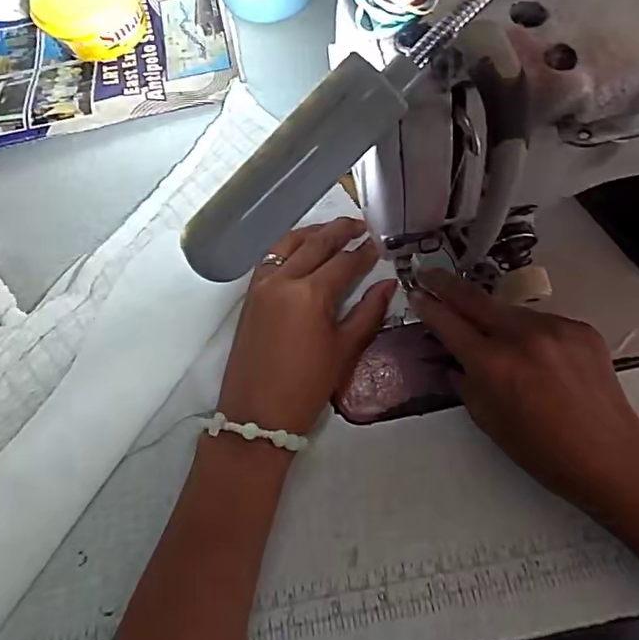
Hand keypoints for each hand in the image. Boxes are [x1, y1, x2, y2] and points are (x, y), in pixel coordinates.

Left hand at [217, 218, 396, 438]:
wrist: (258, 415)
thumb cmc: (307, 387)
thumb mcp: (344, 350)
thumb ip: (368, 312)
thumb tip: (388, 285)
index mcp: (311, 294)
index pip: (344, 262)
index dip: (365, 253)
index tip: (379, 245)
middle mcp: (283, 280)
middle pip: (316, 244)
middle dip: (341, 231)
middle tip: (361, 225)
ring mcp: (262, 285)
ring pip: (289, 244)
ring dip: (313, 233)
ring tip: (333, 230)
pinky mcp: (250, 295)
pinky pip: (271, 258)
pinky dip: (288, 247)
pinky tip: (302, 250)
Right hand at [411, 269, 638, 517]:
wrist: (610, 455)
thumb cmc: (543, 452)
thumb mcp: (490, 422)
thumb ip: (466, 384)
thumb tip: (454, 360)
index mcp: (493, 365)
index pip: (450, 323)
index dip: (429, 307)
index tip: (416, 294)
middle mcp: (522, 336)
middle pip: (475, 300)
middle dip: (447, 286)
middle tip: (430, 275)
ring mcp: (555, 327)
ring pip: (511, 312)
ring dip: (494, 317)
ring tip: (493, 334)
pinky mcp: (580, 328)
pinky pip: (543, 323)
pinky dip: (531, 334)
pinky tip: (536, 356)